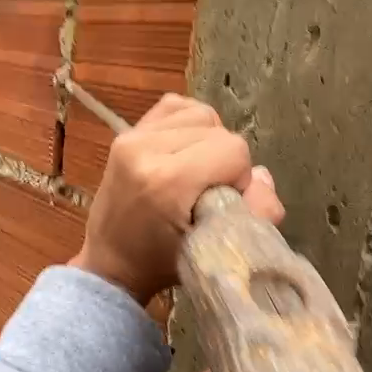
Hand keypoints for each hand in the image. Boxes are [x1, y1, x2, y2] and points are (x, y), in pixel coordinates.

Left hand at [69, 93, 284, 303]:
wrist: (109, 264)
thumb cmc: (161, 263)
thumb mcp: (216, 248)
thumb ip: (255, 212)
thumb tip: (261, 175)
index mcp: (167, 180)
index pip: (233, 150)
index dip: (240, 178)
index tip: (225, 204)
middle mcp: (145, 148)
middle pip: (218, 130)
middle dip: (225, 161)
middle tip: (210, 193)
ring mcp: (131, 136)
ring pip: (200, 115)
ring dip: (209, 141)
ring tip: (198, 172)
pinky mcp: (126, 132)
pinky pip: (176, 108)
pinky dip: (190, 125)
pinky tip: (186, 150)